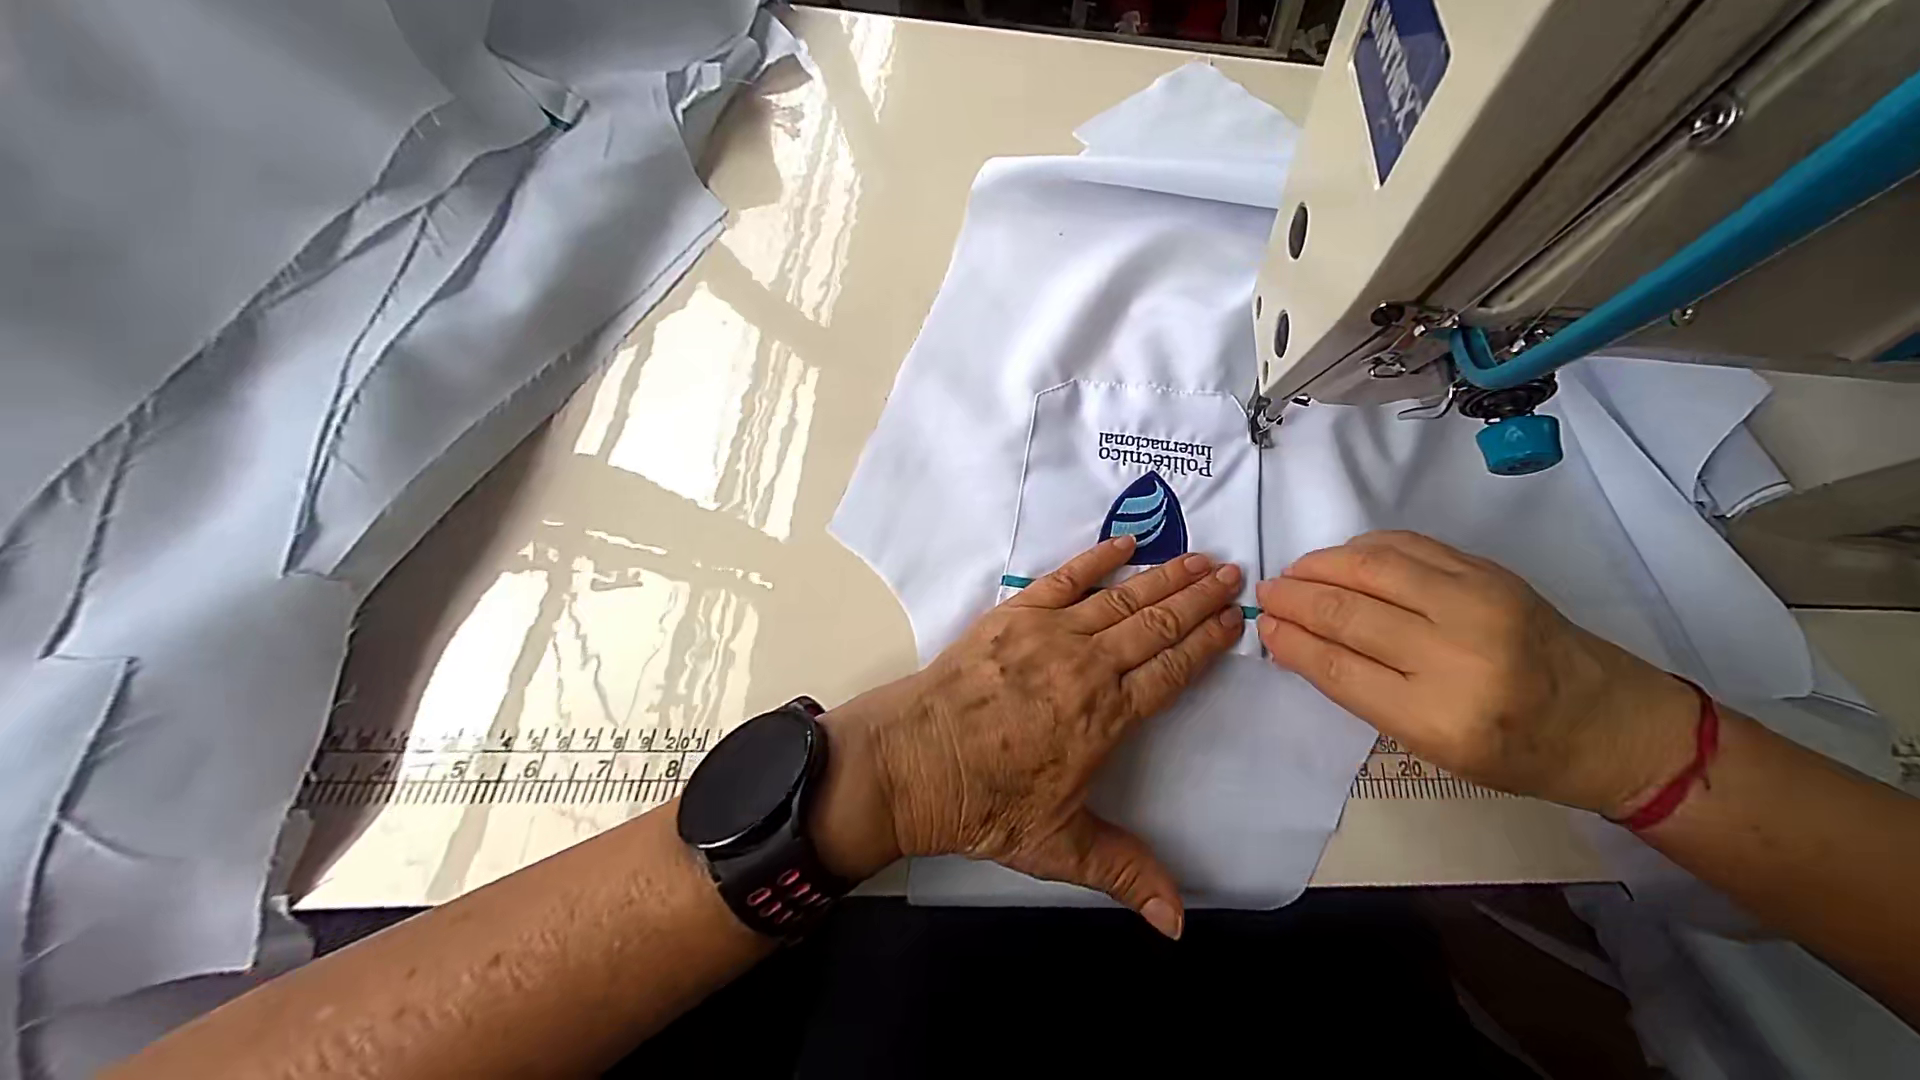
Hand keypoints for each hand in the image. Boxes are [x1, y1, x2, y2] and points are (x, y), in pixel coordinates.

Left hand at [814, 534, 1245, 937]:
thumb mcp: (1058, 846)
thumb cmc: (983, 803)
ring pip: (1120, 598)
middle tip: (1232, 574)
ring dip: (1163, 576)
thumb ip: (1125, 872)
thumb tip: (1179, 925)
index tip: (1235, 620)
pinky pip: (1063, 578)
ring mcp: (1048, 634)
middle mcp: (1085, 667)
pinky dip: (1095, 558)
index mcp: (1105, 717)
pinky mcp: (1012, 615)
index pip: (1172, 671)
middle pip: (1156, 626)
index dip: (1207, 643)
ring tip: (1198, 559)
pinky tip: (1123, 543)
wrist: (911, 762)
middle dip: (1198, 600)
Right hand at [1253, 530, 1698, 817]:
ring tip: (1295, 573)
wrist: (1612, 722)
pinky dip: (1360, 548)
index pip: (1337, 667)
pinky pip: (1406, 545)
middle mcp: (1459, 654)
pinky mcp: (1491, 573)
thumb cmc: (1512, 750)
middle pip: (1346, 612)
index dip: (1291, 641)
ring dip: (1318, 565)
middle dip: (1293, 598)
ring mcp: (1479, 603)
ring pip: (1370, 567)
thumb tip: (1294, 640)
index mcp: (1440, 716)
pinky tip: (1342, 559)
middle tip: (1267, 593)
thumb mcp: (1426, 742)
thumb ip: (1357, 687)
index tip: (1264, 626)